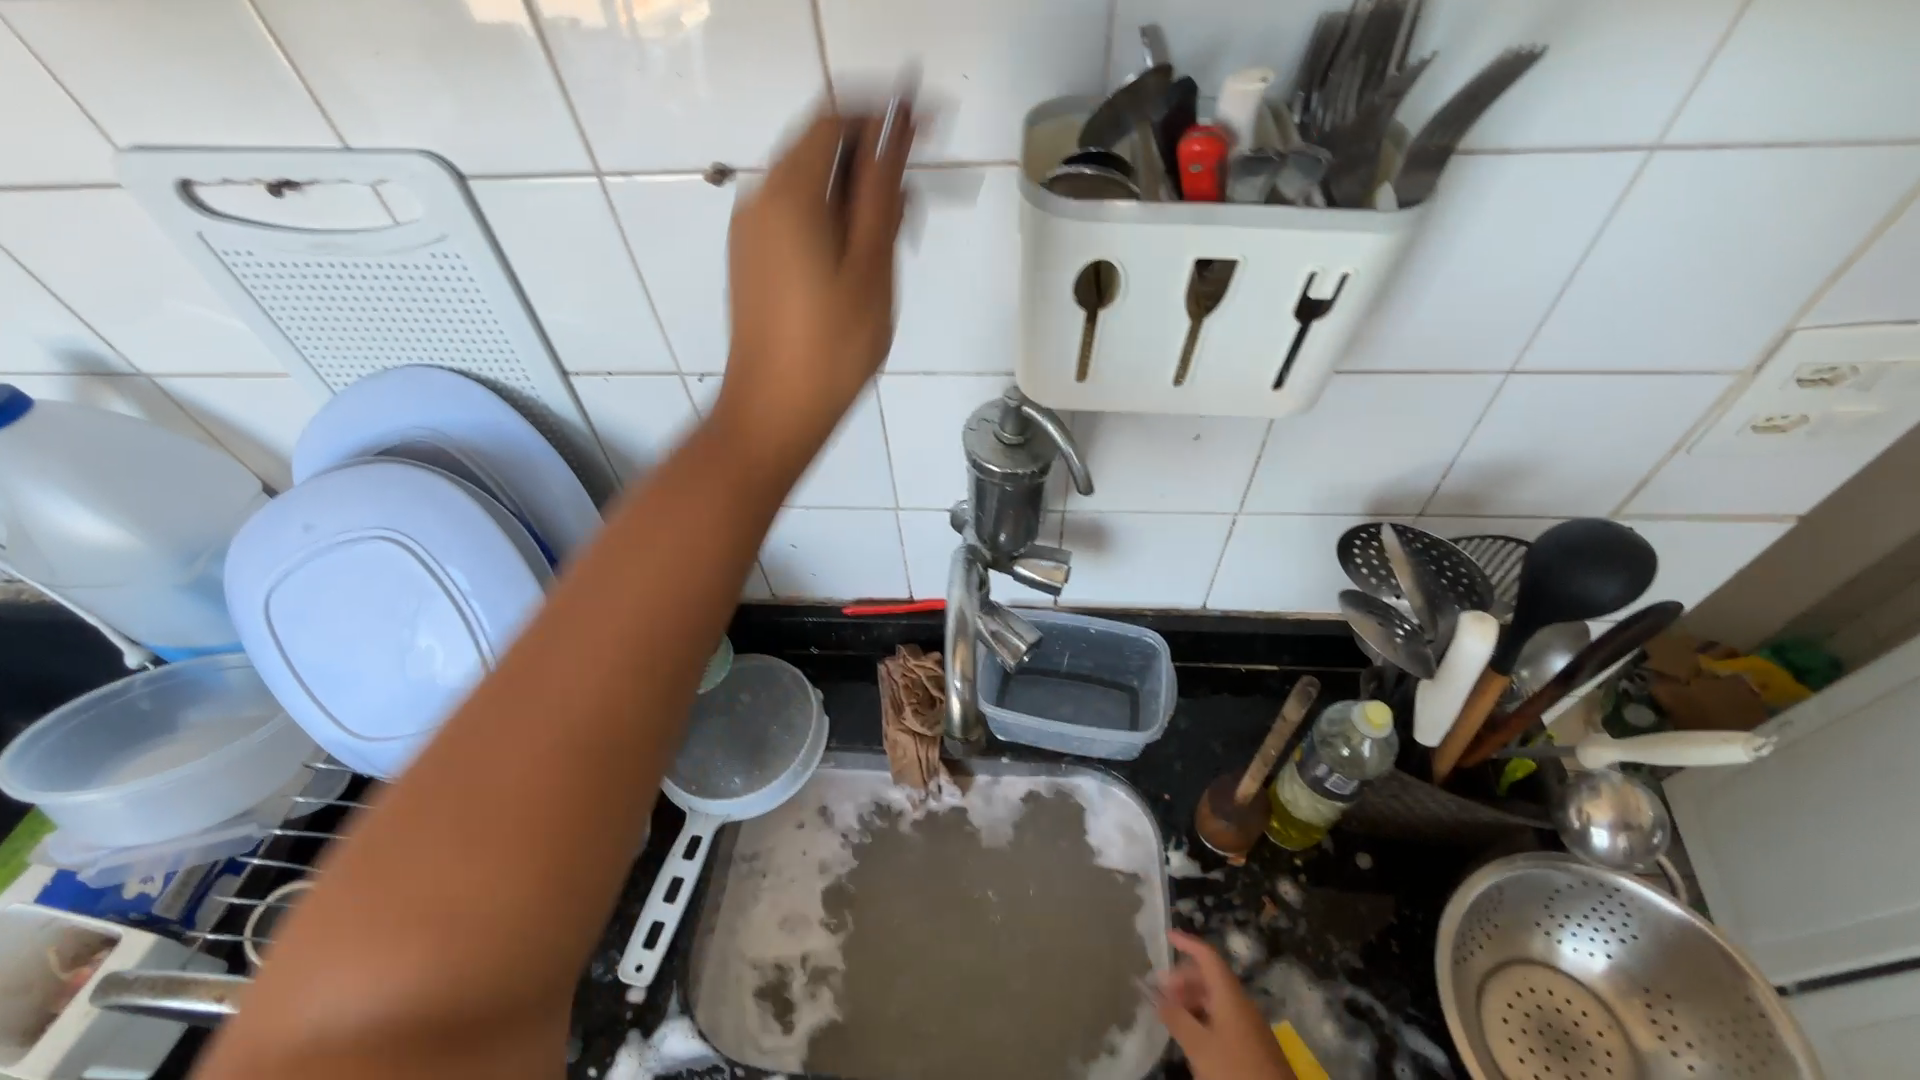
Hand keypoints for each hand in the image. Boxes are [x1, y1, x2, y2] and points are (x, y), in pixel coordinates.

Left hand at [715, 106, 912, 463]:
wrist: (773, 411)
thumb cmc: (833, 346)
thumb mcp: (872, 265)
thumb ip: (883, 190)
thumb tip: (896, 126)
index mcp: (789, 191)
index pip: (837, 116)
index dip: (885, 113)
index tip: (931, 127)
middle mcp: (760, 199)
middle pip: (822, 151)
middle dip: (872, 165)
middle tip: (913, 214)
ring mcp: (751, 232)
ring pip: (811, 188)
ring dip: (856, 199)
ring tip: (891, 249)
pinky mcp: (752, 260)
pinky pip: (796, 219)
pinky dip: (832, 224)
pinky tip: (859, 269)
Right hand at [1153, 931, 1295, 1079]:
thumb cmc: (1234, 1069)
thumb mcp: (1199, 1047)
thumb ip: (1176, 1018)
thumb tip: (1155, 994)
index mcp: (1230, 995)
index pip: (1208, 956)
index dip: (1187, 943)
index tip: (1167, 935)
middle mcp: (1241, 1002)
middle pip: (1210, 977)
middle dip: (1184, 977)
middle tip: (1160, 990)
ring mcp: (1248, 1022)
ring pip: (1216, 998)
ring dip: (1192, 998)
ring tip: (1172, 1012)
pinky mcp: (1251, 1041)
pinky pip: (1223, 1015)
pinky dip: (1203, 1014)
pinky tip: (1192, 1032)